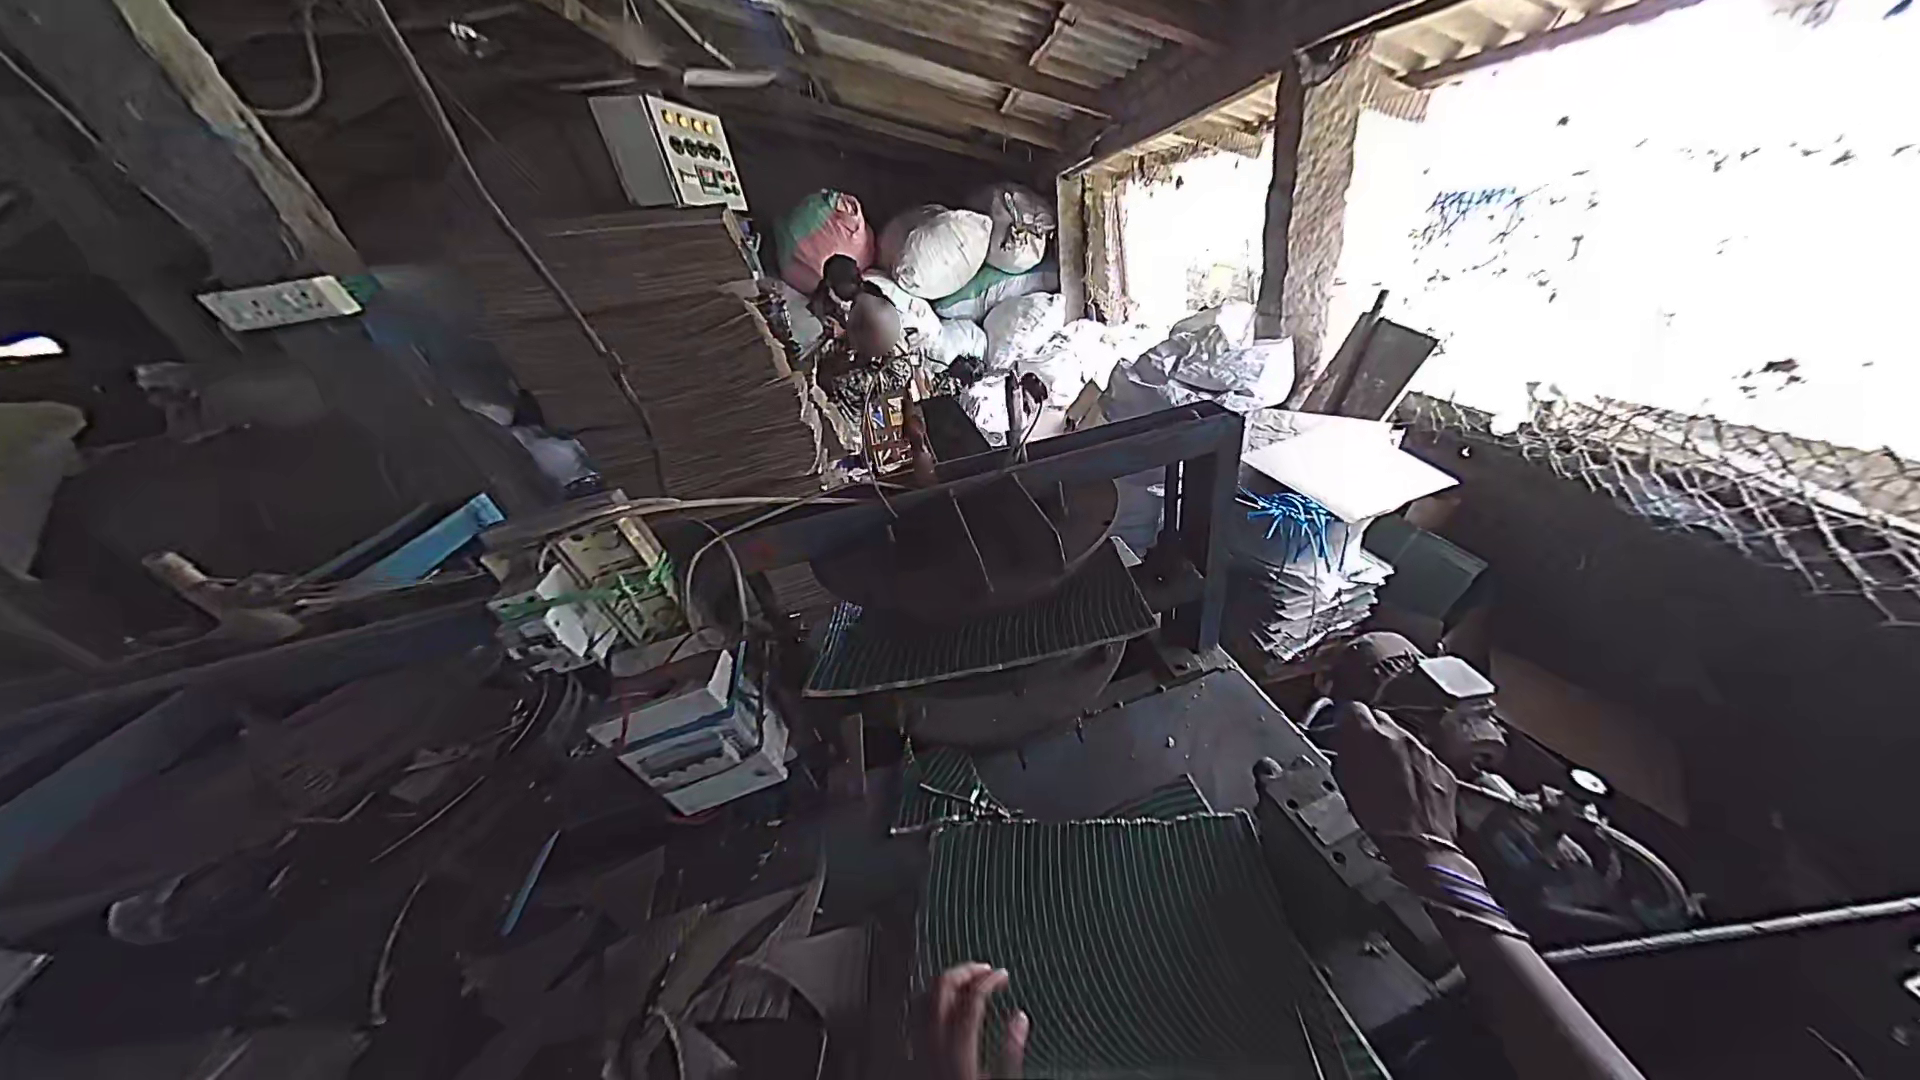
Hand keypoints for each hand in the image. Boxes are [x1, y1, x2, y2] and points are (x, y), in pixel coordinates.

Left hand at [925, 963, 1028, 1079]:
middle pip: (944, 985)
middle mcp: (933, 1044)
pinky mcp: (913, 1056)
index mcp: (958, 1050)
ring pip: (925, 995)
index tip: (1003, 975)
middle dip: (966, 970)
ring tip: (966, 980)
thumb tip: (1020, 1018)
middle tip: (985, 969)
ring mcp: (918, 1049)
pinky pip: (915, 1015)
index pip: (974, 996)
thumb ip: (1011, 1052)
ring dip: (946, 982)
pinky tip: (943, 1004)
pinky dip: (930, 1000)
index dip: (991, 978)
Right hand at [1329, 701, 1464, 872]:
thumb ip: (1344, 747)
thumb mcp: (1343, 775)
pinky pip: (1421, 756)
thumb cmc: (1376, 814)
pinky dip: (1412, 765)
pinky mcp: (1442, 767)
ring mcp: (1423, 750)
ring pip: (1401, 737)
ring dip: (1391, 748)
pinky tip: (1404, 784)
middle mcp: (1397, 735)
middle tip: (1360, 749)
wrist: (1417, 844)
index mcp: (1366, 732)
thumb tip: (1343, 738)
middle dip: (1369, 731)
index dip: (1345, 718)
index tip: (1342, 727)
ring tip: (1382, 772)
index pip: (1352, 707)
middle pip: (1379, 718)